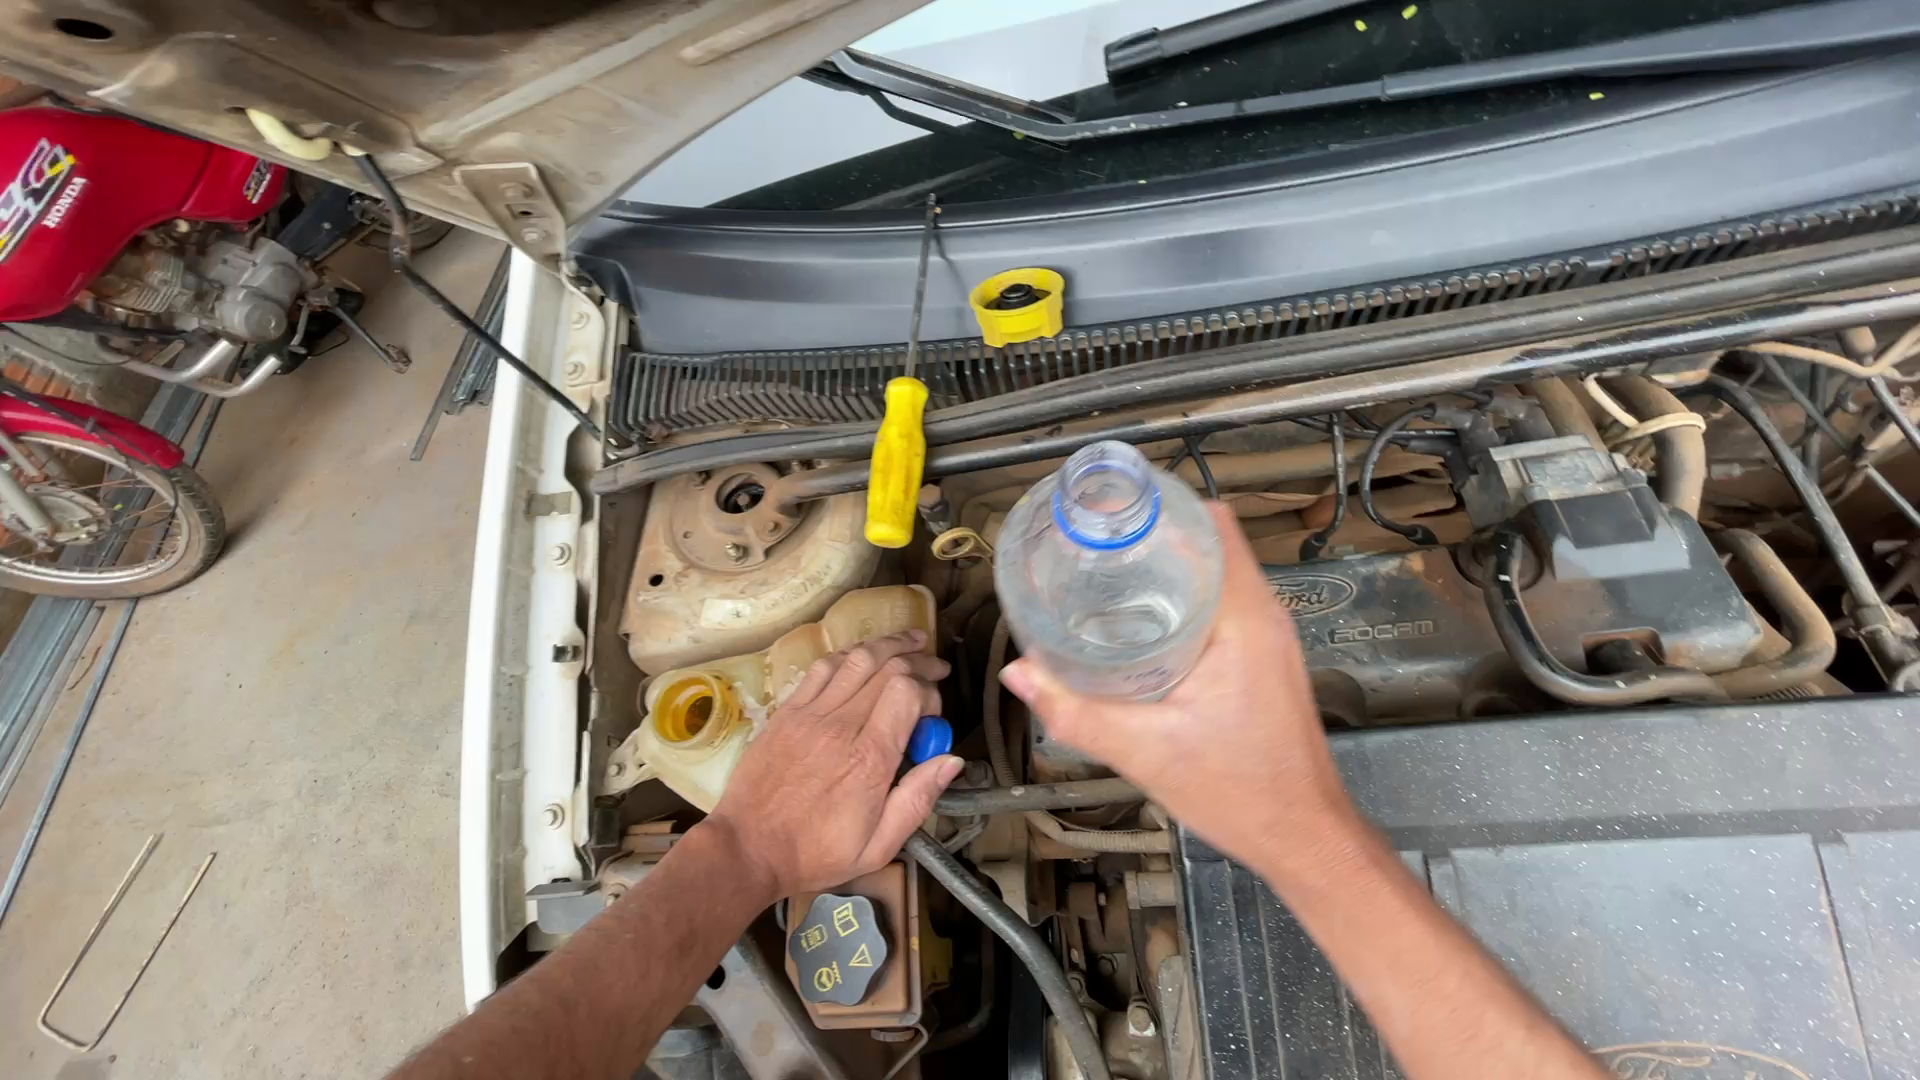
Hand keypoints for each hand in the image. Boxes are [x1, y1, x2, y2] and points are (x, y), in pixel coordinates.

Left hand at [704, 630, 963, 900]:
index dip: (930, 692)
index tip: (933, 714)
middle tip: (937, 668)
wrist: (746, 849)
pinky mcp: (788, 710)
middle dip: (919, 661)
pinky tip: (865, 654)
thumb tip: (952, 760)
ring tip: (912, 641)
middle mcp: (841, 725)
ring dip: (889, 644)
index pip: (908, 693)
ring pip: (857, 658)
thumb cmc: (815, 852)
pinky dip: (850, 654)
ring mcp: (811, 713)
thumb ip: (917, 800)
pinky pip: (823, 667)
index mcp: (869, 759)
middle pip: (887, 667)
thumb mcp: (878, 846)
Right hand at [999, 503, 1359, 869]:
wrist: (1302, 835)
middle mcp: (1263, 614)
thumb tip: (1020, 674)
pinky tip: (1140, 620)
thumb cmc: (1238, 792)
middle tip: (1094, 545)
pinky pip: (1223, 599)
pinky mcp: (1264, 655)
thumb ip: (1075, 711)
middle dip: (1153, 533)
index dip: (1162, 506)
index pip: (1214, 525)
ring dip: (1169, 564)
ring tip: (1108, 574)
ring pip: (1217, 569)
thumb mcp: (1144, 752)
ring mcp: (1269, 635)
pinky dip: (1183, 594)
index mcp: (1243, 620)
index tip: (1110, 514)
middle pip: (1211, 539)